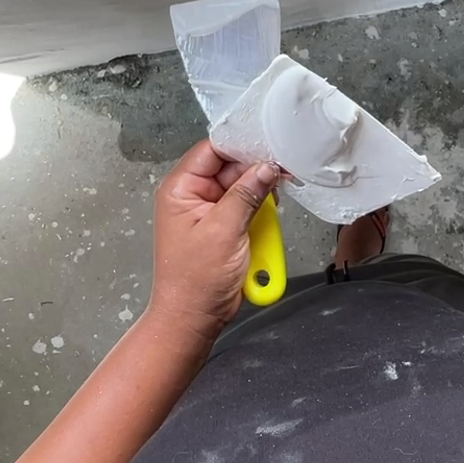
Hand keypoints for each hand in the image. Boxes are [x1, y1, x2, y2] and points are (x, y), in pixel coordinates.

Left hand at [149, 140, 280, 336]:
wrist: (194, 319)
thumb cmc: (194, 282)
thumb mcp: (223, 231)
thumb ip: (247, 194)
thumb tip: (266, 168)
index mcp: (181, 189)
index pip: (212, 150)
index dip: (240, 145)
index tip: (267, 144)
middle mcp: (193, 196)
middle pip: (231, 167)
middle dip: (256, 171)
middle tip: (282, 171)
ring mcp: (210, 211)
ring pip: (243, 187)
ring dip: (261, 194)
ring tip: (275, 201)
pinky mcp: (225, 226)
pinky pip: (248, 207)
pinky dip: (262, 211)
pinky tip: (271, 216)